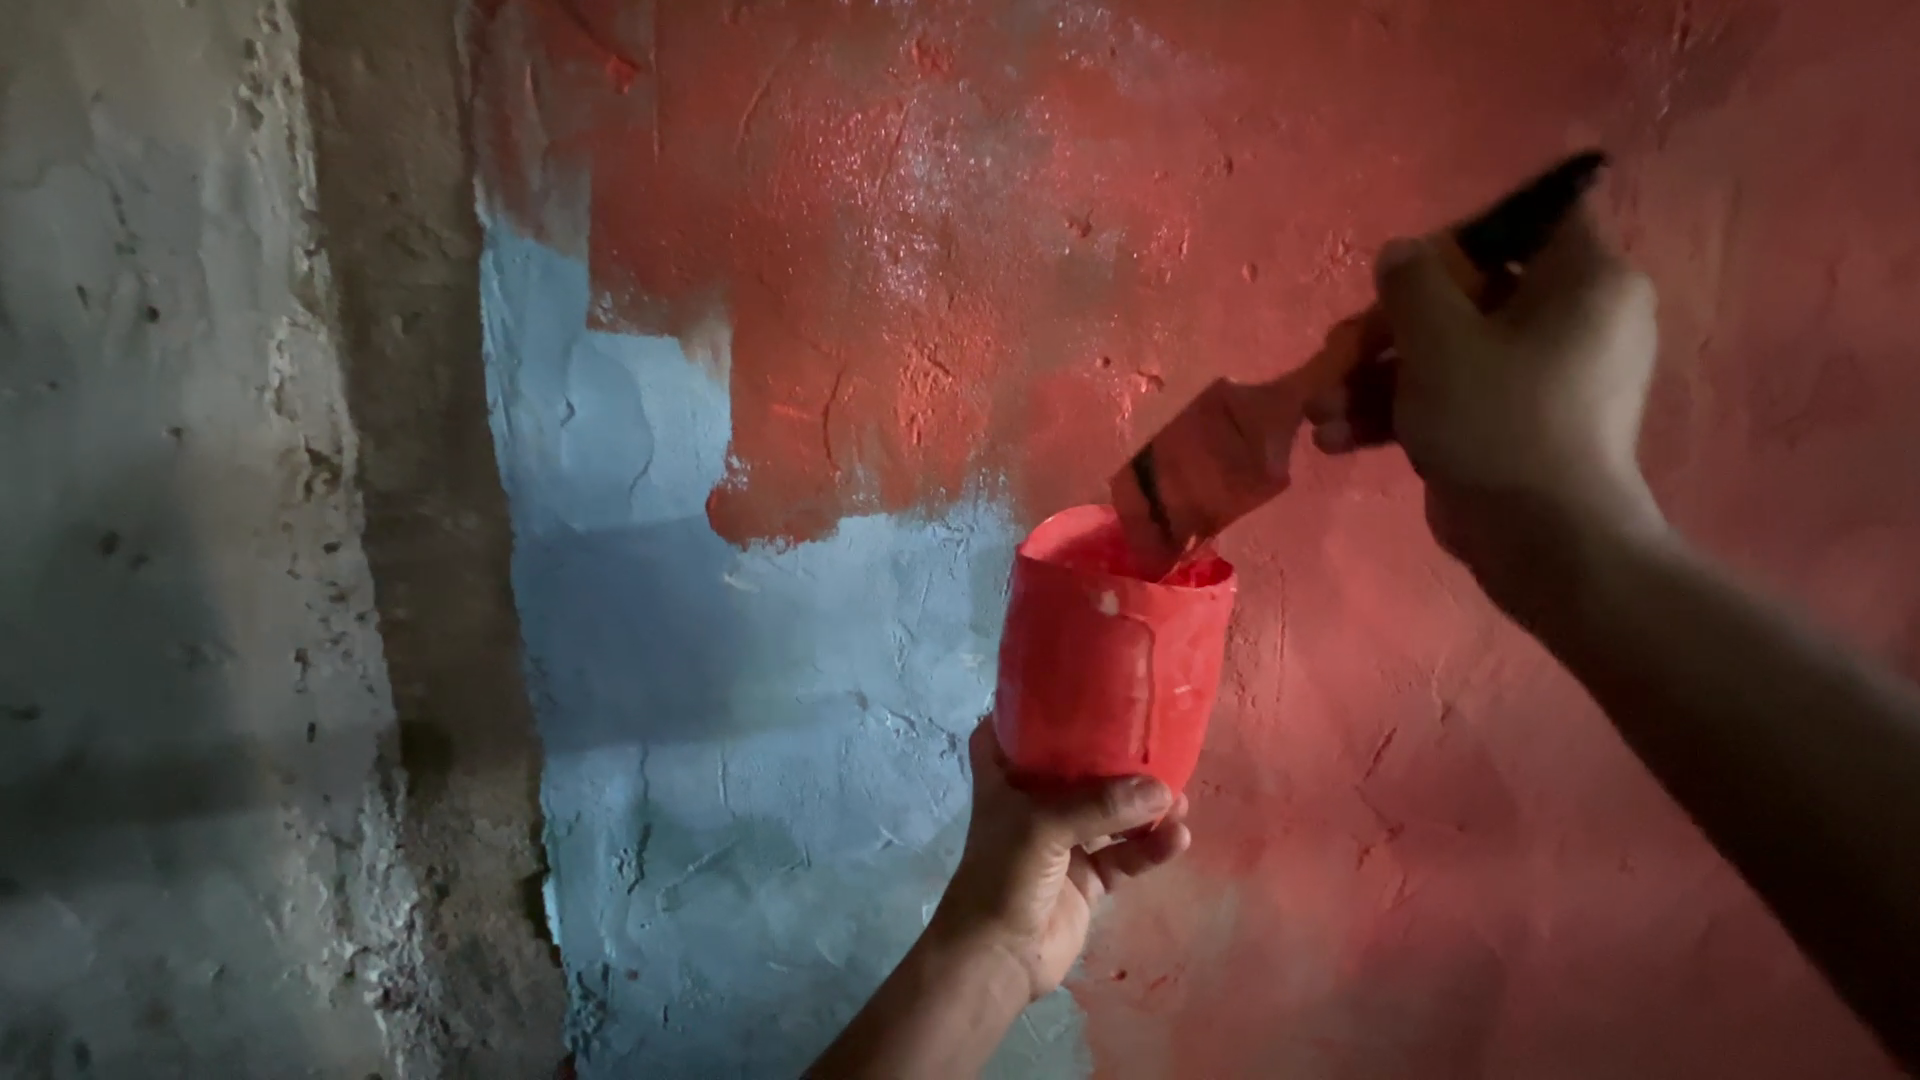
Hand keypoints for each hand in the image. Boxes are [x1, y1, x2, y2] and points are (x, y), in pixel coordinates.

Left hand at [927, 720, 1191, 1001]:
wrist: (997, 958)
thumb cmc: (1003, 873)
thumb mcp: (1044, 826)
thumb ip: (1101, 807)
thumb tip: (1163, 790)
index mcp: (1005, 775)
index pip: (1017, 726)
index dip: (1043, 708)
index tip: (1084, 689)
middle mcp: (1033, 799)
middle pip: (1076, 767)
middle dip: (1115, 760)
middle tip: (1158, 748)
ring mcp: (1062, 839)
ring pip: (1108, 812)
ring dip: (1143, 806)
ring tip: (1179, 798)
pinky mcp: (1086, 877)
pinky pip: (1124, 855)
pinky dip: (1149, 848)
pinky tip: (1178, 839)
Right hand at [1310, 210, 1667, 583]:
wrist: (1537, 536)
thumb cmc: (1498, 419)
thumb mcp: (1439, 340)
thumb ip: (1412, 285)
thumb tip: (1401, 252)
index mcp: (1583, 283)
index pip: (1535, 222)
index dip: (1465, 236)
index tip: (1407, 270)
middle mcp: (1568, 324)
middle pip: (1464, 301)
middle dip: (1385, 333)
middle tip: (1337, 354)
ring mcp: (1534, 380)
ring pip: (1442, 359)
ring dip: (1371, 384)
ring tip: (1319, 415)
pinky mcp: (1505, 425)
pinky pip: (1446, 401)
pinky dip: (1393, 416)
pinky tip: (1337, 441)